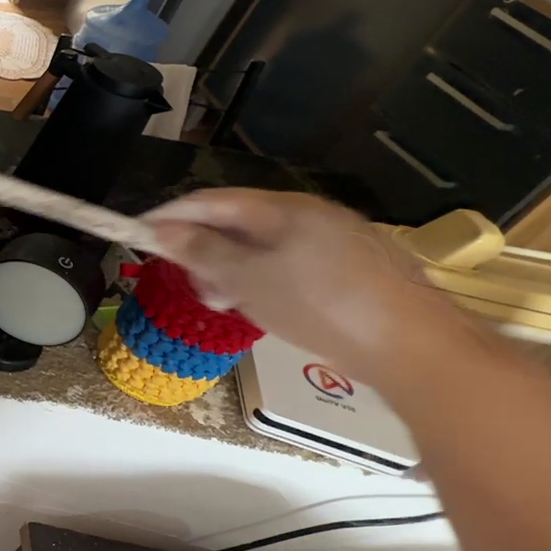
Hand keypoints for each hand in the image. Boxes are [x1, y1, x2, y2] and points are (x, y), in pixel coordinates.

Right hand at [144, 189, 475, 386]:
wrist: (416, 349)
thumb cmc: (320, 306)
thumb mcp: (246, 279)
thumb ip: (200, 252)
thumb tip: (162, 230)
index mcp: (284, 209)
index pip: (210, 201)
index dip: (168, 215)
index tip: (135, 234)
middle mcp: (311, 215)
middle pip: (236, 222)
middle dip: (201, 248)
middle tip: (186, 281)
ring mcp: (336, 241)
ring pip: (262, 246)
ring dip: (230, 269)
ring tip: (225, 303)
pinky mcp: (352, 270)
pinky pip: (289, 264)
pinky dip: (261, 280)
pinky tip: (264, 308)